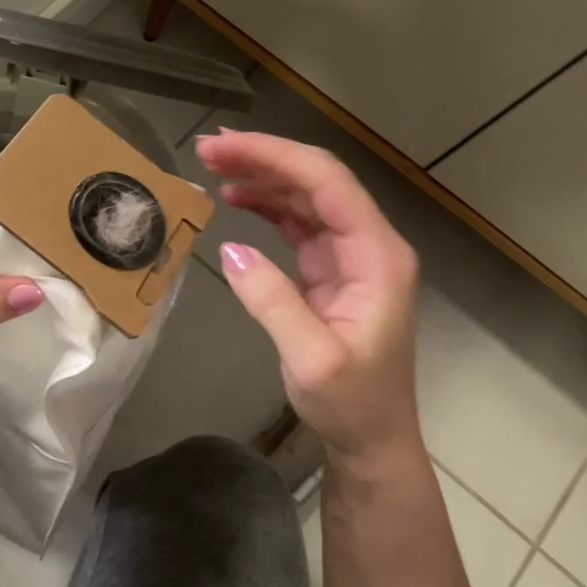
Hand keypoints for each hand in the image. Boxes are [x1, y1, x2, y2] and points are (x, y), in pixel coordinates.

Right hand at [195, 129, 420, 463]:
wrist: (372, 439)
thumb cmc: (351, 405)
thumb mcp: (311, 360)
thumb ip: (273, 302)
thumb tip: (231, 249)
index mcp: (378, 258)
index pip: (328, 185)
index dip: (276, 157)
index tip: (224, 147)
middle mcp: (370, 245)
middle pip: (318, 180)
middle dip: (265, 156)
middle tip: (209, 147)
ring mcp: (351, 255)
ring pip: (307, 196)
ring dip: (263, 175)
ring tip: (213, 162)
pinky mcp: (332, 270)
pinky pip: (300, 222)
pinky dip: (268, 204)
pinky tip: (236, 196)